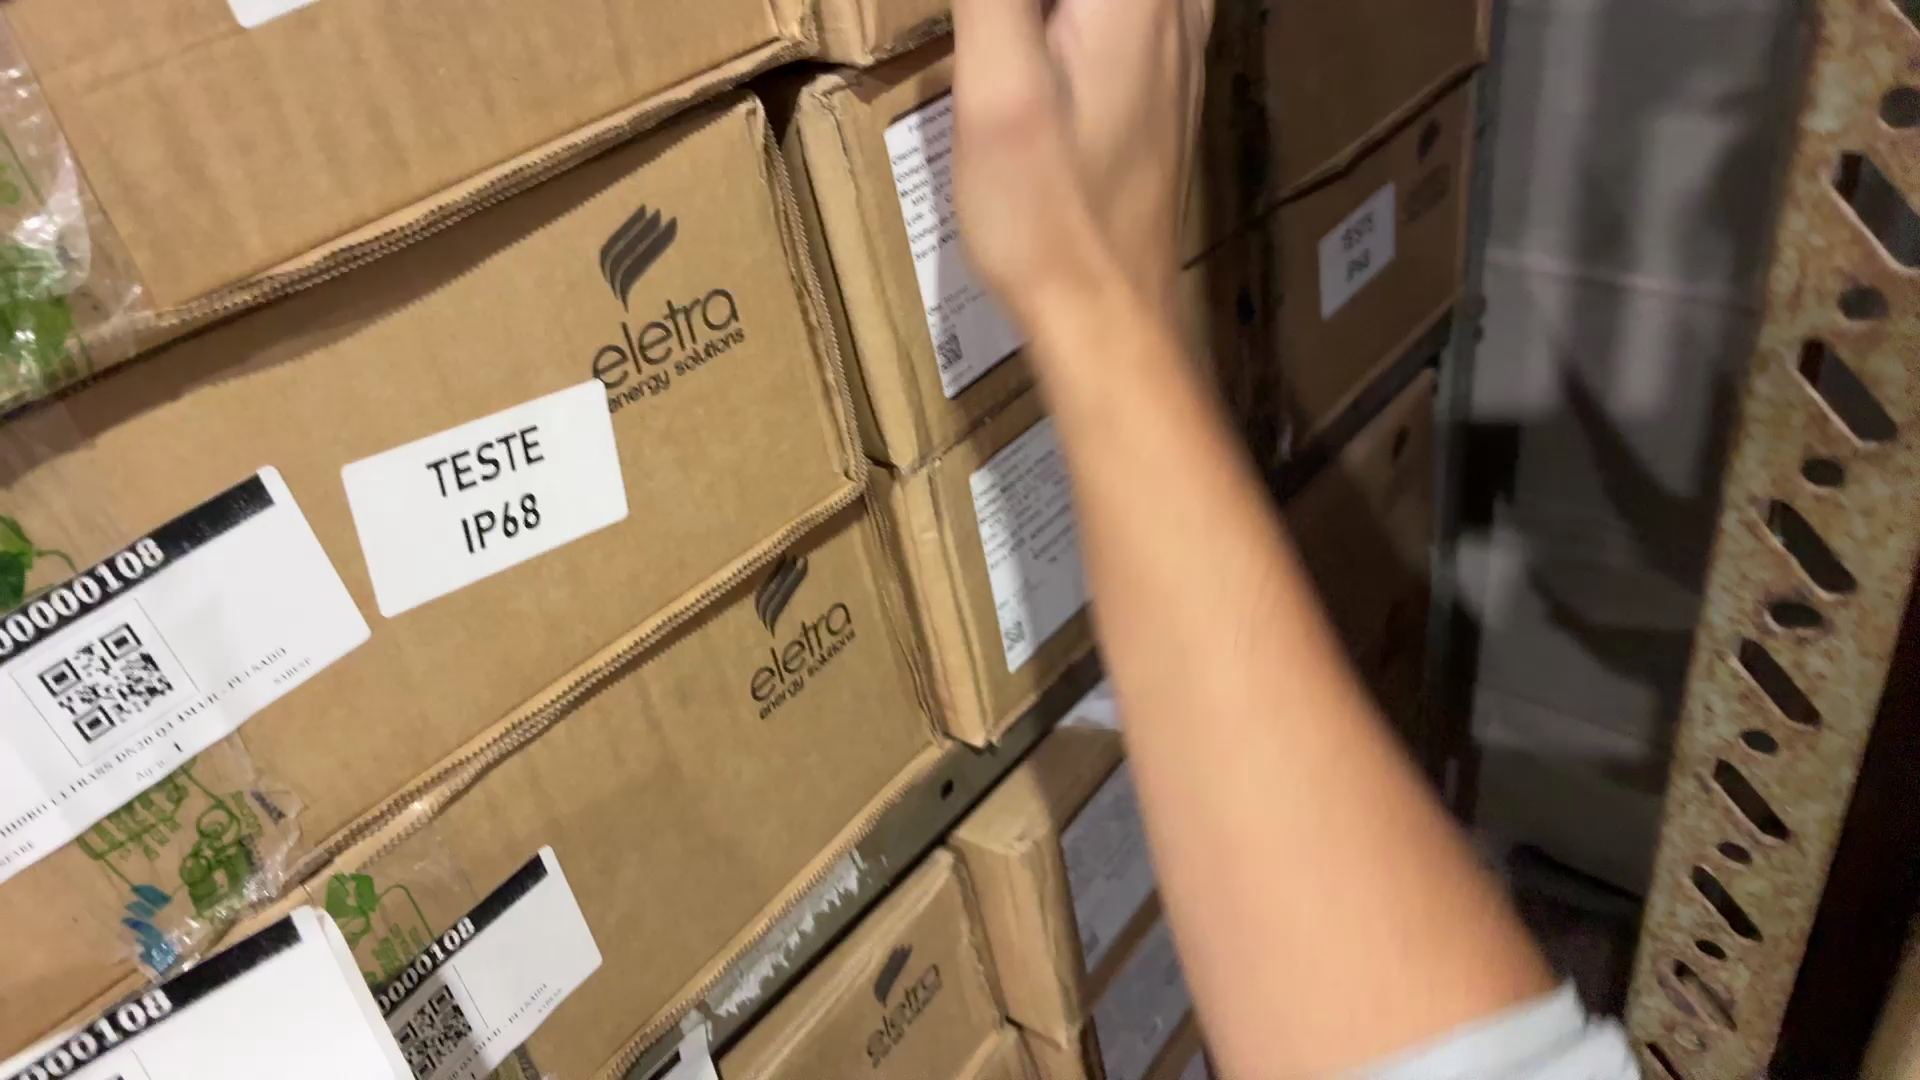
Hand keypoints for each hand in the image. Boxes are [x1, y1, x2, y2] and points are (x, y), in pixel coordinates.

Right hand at [951, 0, 1213, 332]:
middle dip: (1022, 13)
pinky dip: (1095, 19)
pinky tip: (1063, 41)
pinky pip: (1151, 12)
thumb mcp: (997, 92)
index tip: (996, 32)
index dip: (1009, 6)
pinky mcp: (1173, 95)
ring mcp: (1186, 52)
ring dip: (1064, 16)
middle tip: (1000, 40)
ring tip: (1021, 39)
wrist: (1106, 316)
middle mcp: (1176, 5)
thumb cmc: (1045, 219)